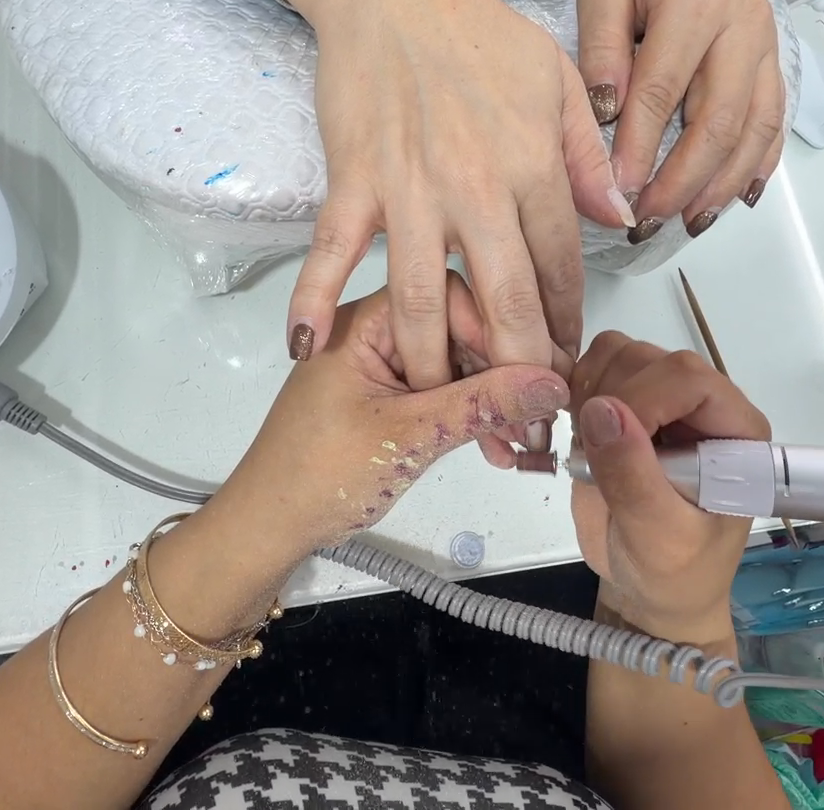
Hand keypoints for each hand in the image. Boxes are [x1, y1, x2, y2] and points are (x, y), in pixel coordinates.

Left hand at [203, 273, 570, 567]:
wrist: (269, 527)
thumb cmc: (323, 474)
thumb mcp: (409, 437)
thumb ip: (480, 406)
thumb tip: (554, 384)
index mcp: (367, 320)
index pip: (448, 296)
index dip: (494, 332)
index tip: (531, 375)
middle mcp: (377, 331)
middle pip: (457, 331)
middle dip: (497, 375)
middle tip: (536, 418)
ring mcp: (384, 365)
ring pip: (455, 366)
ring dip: (487, 403)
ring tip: (518, 443)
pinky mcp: (390, 396)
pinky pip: (442, 392)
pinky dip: (468, 417)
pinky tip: (496, 447)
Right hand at [262, 0, 632, 394]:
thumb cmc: (480, 33)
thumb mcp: (556, 79)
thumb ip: (586, 154)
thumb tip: (619, 216)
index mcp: (531, 164)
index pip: (558, 265)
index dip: (564, 323)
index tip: (563, 364)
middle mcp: (474, 188)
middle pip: (502, 298)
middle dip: (515, 369)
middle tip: (519, 422)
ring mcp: (407, 190)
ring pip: (420, 296)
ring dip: (431, 361)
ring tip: (438, 410)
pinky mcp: (351, 182)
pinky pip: (331, 251)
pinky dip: (314, 299)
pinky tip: (306, 349)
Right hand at [568, 331, 766, 643]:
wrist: (650, 589)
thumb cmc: (672, 572)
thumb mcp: (659, 538)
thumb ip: (634, 477)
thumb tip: (601, 410)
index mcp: (733, 432)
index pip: (687, 378)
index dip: (641, 401)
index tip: (609, 448)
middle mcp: (701, 405)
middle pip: (649, 359)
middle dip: (609, 399)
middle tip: (593, 454)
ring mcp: (661, 400)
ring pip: (618, 354)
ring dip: (588, 391)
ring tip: (588, 447)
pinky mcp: (626, 402)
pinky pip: (595, 365)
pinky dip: (575, 388)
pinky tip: (578, 433)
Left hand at [578, 0, 785, 242]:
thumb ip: (603, 47)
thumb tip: (607, 114)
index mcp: (694, 2)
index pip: (664, 88)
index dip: (642, 145)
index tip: (620, 190)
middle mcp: (742, 28)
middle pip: (718, 118)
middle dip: (684, 178)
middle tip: (650, 220)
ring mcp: (765, 46)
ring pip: (753, 127)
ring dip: (723, 182)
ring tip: (691, 222)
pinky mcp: (772, 61)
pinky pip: (774, 119)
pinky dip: (758, 162)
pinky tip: (739, 197)